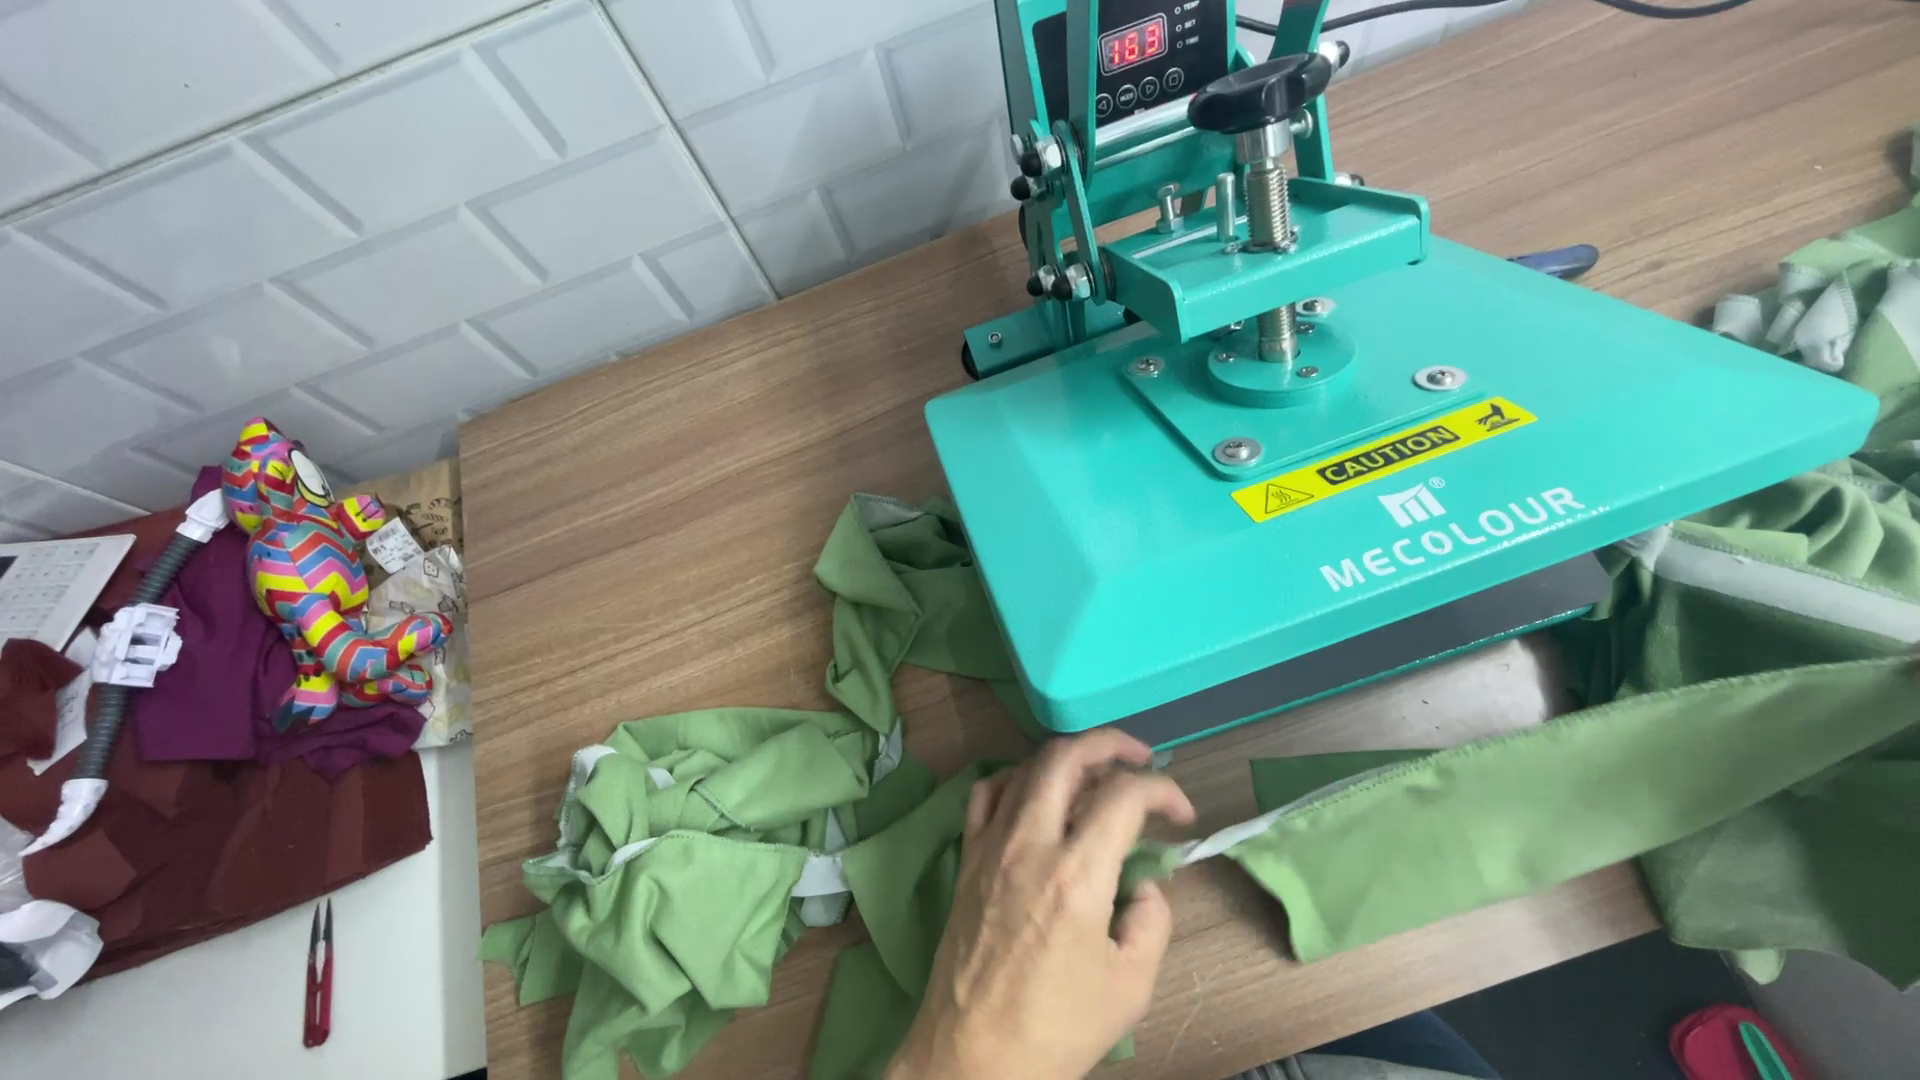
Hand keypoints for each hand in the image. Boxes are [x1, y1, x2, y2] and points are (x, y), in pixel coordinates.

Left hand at [886, 730, 1195, 1079]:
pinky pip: (987, 792)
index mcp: (1077, 873)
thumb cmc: (1056, 1026)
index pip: (1125, 796)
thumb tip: (1143, 882)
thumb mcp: (1130, 985)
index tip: (1181, 812)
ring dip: (1068, 757)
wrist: (973, 1055)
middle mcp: (1030, 842)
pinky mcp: (967, 856)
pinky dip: (1017, 777)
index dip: (1162, 790)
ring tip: (1096, 772)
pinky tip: (1036, 793)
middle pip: (1067, 757)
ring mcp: (991, 844)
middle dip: (1111, 743)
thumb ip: (1150, 921)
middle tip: (1141, 757)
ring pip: (1027, 767)